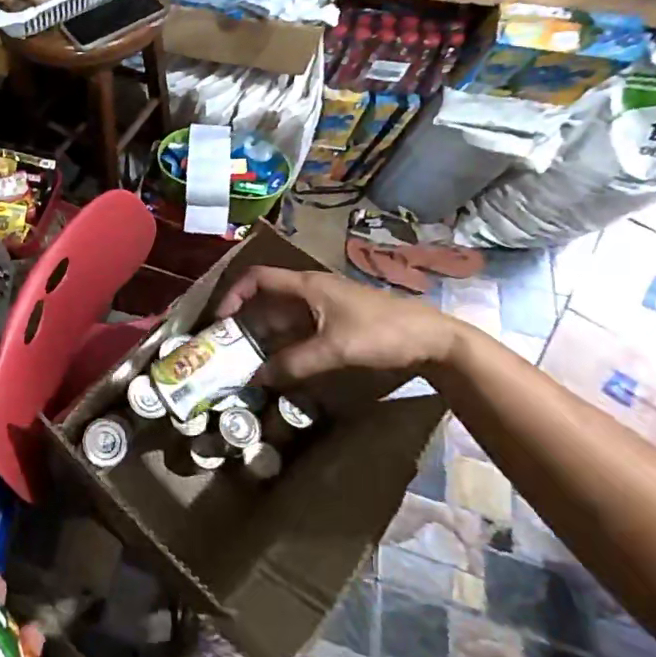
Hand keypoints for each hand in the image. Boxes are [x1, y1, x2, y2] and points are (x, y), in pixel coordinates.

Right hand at [215, 267, 463, 389]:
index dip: (233, 295)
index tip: (221, 321)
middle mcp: (310, 292)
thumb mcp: (335, 349)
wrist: (434, 340)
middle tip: (228, 348)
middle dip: (245, 322)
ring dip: (264, 337)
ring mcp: (323, 308)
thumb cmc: (382, 333)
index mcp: (306, 285)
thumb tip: (257, 378)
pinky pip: (298, 331)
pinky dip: (284, 345)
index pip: (256, 278)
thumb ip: (294, 363)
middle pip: (266, 301)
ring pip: (282, 319)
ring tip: (248, 361)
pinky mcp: (335, 323)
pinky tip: (279, 365)